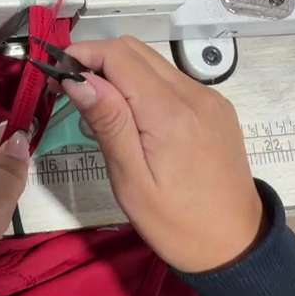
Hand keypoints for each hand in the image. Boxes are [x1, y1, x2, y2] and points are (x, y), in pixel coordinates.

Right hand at [61, 37, 264, 272]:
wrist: (236, 246)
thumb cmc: (177, 224)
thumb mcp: (132, 181)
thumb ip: (108, 123)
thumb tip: (78, 79)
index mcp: (169, 112)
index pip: (118, 55)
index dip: (83, 55)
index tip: (58, 75)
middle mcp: (193, 94)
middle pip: (134, 49)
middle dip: (97, 59)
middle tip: (73, 90)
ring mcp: (209, 97)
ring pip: (153, 61)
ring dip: (120, 71)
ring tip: (100, 106)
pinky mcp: (216, 106)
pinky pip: (172, 79)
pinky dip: (144, 84)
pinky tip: (134, 116)